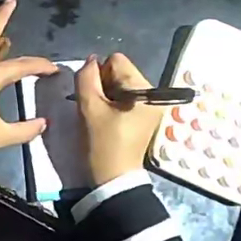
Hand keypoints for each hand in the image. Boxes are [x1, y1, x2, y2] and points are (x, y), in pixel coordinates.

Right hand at [74, 53, 165, 185]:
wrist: (113, 180)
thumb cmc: (102, 144)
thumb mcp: (89, 108)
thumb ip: (86, 78)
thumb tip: (90, 60)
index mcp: (145, 91)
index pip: (116, 61)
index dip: (98, 74)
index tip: (93, 97)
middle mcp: (154, 94)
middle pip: (120, 71)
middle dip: (103, 85)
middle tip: (95, 108)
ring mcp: (150, 105)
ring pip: (120, 84)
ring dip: (106, 95)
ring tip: (100, 116)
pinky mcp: (144, 115)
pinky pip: (124, 97)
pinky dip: (112, 104)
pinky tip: (106, 120)